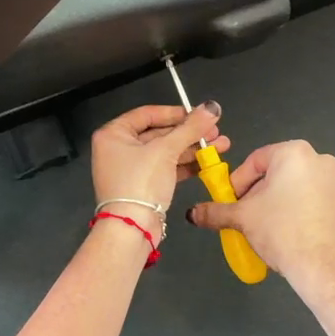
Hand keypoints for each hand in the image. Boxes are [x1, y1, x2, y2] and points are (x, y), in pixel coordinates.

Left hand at [90, 104, 227, 233]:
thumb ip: (190, 128)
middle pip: (158, 134)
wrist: (131, 228)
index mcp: (113, 134)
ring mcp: (129, 169)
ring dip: (191, 149)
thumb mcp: (166, 150)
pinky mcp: (141, 186)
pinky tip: (207, 163)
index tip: (199, 114)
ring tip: (221, 146)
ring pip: (164, 153)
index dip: (175, 113)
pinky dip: (184, 166)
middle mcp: (117, 149)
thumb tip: (212, 107)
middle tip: (215, 132)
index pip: (146, 114)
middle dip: (189, 133)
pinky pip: (164, 169)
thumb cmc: (141, 182)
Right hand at [186, 140, 334, 281]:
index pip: (255, 160)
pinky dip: (298, 210)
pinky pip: (313, 200)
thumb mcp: (241, 218)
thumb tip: (192, 213)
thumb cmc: (279, 230)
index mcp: (294, 153)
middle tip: (245, 214)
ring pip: (295, 186)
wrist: (320, 265)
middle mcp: (319, 160)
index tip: (230, 201)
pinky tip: (288, 231)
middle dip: (257, 192)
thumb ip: (215, 212)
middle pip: (276, 172)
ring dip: (277, 200)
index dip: (237, 182)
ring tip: (265, 224)